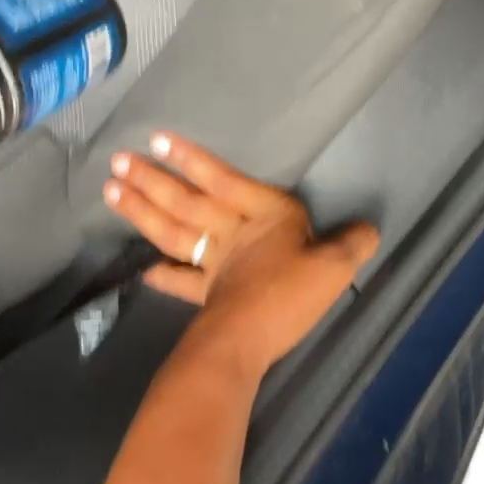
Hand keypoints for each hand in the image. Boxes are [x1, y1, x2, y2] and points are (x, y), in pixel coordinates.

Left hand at [106, 135, 378, 374]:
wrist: (245, 343)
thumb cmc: (288, 295)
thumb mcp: (334, 265)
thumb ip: (352, 244)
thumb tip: (371, 229)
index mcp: (263, 216)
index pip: (224, 180)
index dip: (193, 159)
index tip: (159, 139)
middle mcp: (232, 233)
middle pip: (186, 201)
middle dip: (153, 180)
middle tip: (118, 161)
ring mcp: (214, 265)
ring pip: (173, 230)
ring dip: (142, 210)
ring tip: (112, 191)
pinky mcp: (207, 295)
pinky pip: (181, 280)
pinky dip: (161, 275)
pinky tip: (143, 270)